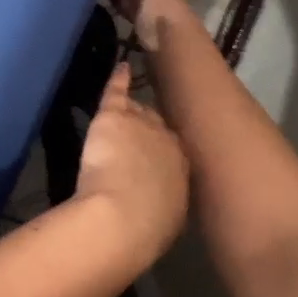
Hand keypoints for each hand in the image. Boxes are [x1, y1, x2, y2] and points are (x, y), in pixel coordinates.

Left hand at [74, 63, 187, 261]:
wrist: (123, 217)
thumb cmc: (147, 229)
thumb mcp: (168, 220)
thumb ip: (166, 203)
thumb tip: (161, 203)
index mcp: (183, 168)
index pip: (174, 151)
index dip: (162, 154)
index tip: (154, 159)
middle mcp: (168, 140)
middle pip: (158, 127)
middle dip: (150, 132)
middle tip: (140, 139)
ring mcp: (141, 124)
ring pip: (137, 111)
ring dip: (133, 112)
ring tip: (130, 106)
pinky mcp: (115, 116)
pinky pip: (117, 92)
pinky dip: (119, 80)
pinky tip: (122, 67)